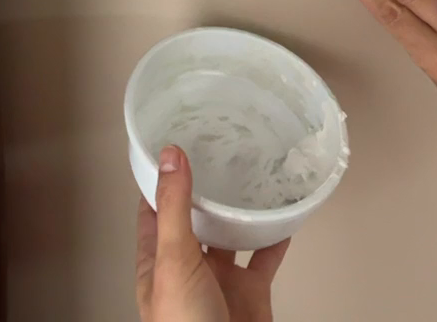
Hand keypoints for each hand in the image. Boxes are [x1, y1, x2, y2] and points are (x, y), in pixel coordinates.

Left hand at [135, 145, 289, 321]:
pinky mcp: (249, 295)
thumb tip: (168, 154)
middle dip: (205, 187)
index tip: (172, 141)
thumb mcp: (173, 261)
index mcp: (157, 260)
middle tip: (218, 147)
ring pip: (230, 235)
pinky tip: (283, 214)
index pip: (152, 208)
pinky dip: (275, 236)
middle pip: (194, 218)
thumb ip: (174, 208)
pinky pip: (263, 258)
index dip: (160, 176)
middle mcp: (187, 267)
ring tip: (252, 172)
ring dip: (239, 210)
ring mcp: (218, 281)